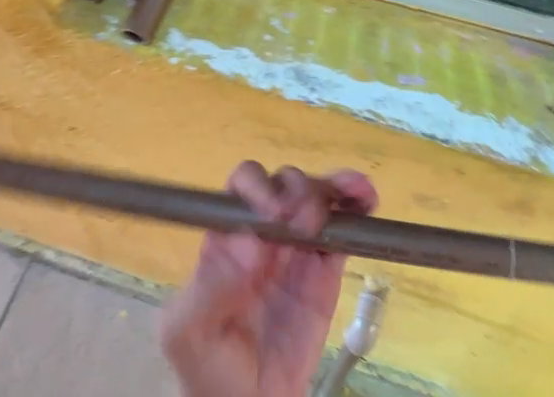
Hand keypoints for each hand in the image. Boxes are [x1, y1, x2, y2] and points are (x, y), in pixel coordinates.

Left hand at [161, 161, 378, 396]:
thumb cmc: (208, 367)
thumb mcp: (188, 332)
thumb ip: (209, 288)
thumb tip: (250, 245)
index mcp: (227, 237)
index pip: (241, 190)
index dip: (259, 188)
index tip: (274, 210)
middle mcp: (263, 234)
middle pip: (285, 186)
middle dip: (299, 190)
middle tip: (306, 222)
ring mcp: (298, 251)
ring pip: (317, 200)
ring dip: (333, 188)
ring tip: (352, 192)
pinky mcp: (326, 273)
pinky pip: (343, 234)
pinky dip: (357, 211)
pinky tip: (365, 201)